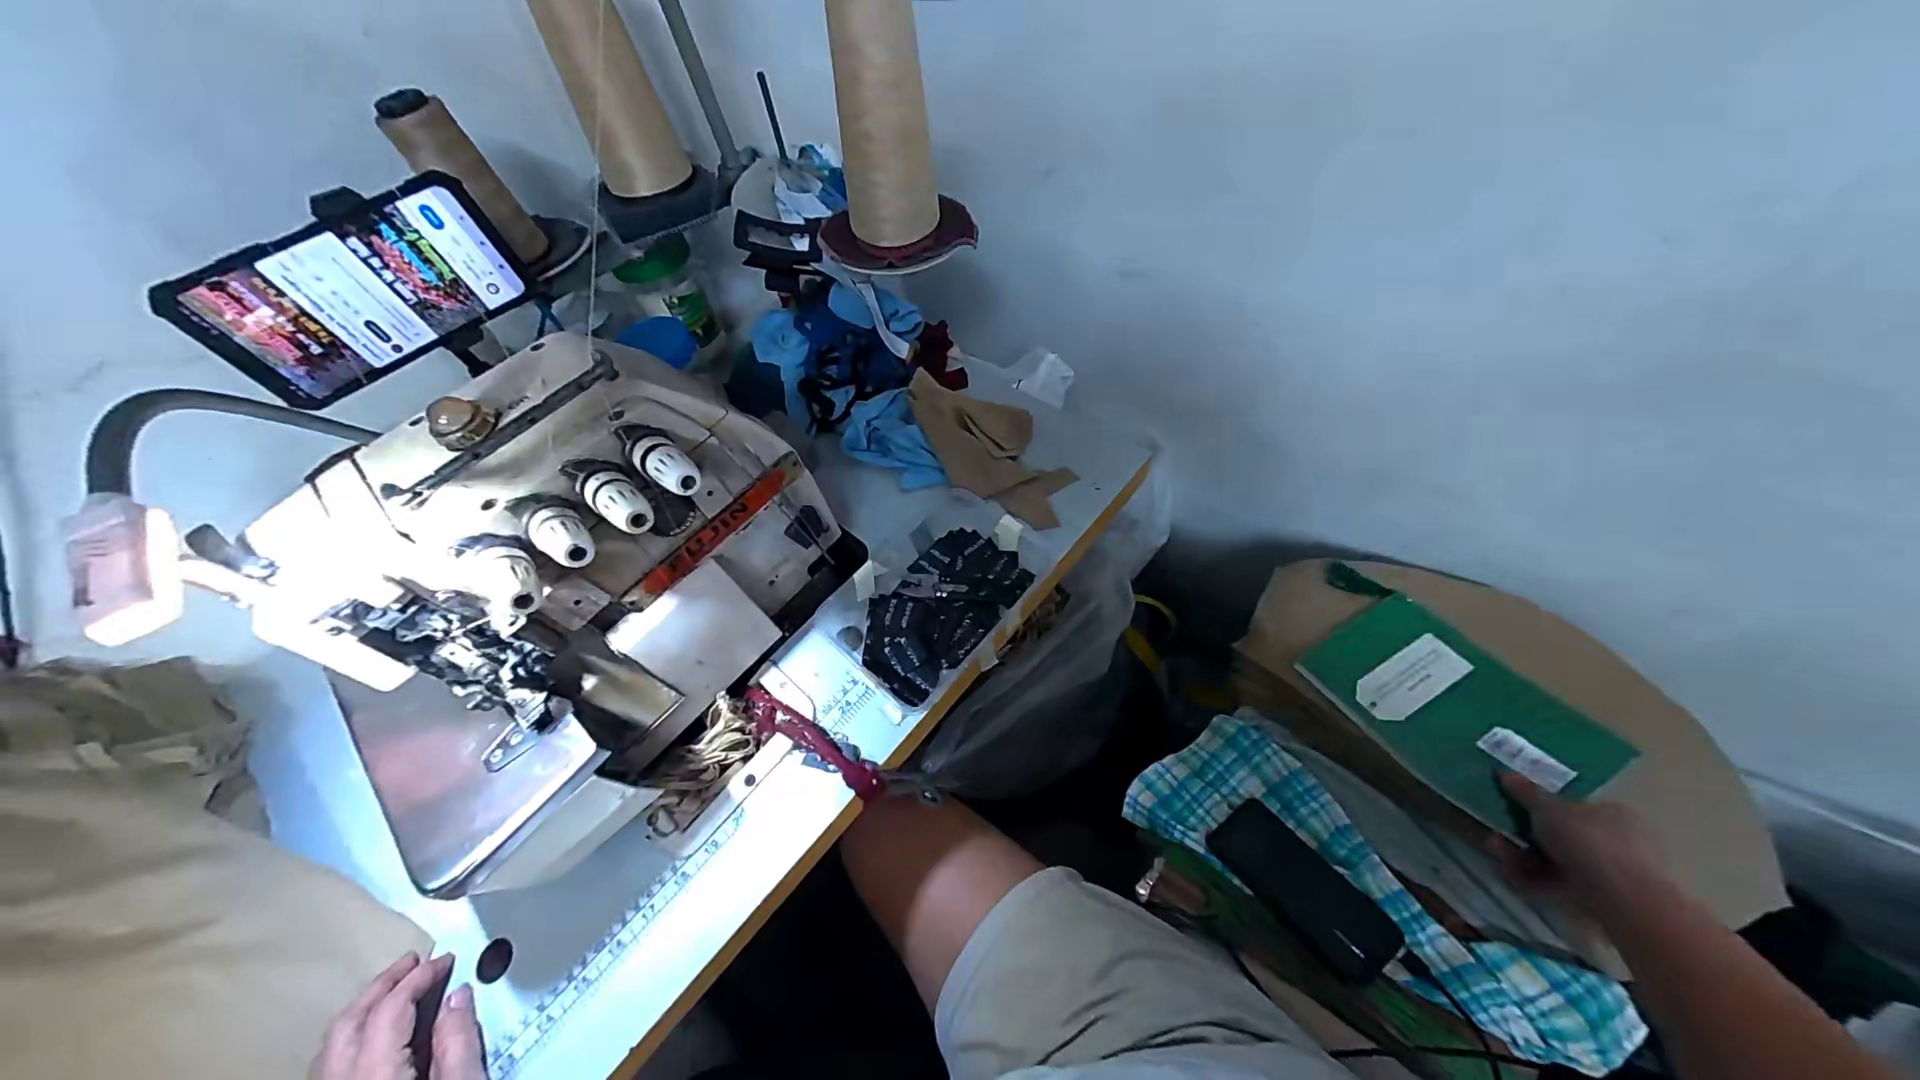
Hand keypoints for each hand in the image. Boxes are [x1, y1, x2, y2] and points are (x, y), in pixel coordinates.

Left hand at [310, 952, 485, 1079]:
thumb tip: (458, 995)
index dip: (419, 977)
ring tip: (397, 988)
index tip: (447, 959)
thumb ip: (459, 1041)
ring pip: (331, 1044)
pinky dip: (353, 1034)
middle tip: (415, 961)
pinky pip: (329, 1064)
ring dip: (365, 1007)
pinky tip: (376, 1031)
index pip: (389, 1010)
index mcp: (374, 1075)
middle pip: (348, 1024)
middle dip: (383, 985)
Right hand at [1487, 771, 1671, 917]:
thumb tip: (1504, 773)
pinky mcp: (1598, 899)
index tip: (1512, 808)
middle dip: (1522, 834)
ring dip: (1520, 856)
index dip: (1538, 806)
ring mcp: (1608, 873)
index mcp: (1612, 814)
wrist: (1625, 902)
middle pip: (1558, 834)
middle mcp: (1615, 841)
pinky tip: (1512, 875)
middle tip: (1497, 834)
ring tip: (1497, 851)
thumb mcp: (1549, 809)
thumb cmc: (1589, 843)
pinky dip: (1533, 879)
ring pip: (1554, 860)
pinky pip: (1558, 883)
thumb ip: (1525, 792)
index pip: (1571, 806)